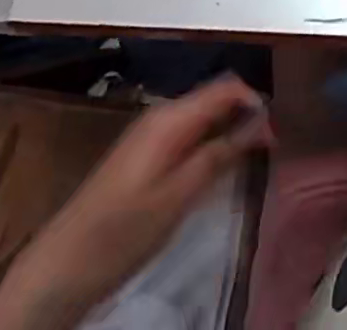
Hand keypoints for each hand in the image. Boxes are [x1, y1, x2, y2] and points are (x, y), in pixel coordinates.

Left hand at [0, 76, 272, 329]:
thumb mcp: (180, 195)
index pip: (223, 86)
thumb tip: (260, 123)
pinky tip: (218, 167)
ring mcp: (151, 131)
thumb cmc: (125, 228)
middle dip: (244, 114)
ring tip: (252, 157)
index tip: (278, 126)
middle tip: (270, 146)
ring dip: (228, 128)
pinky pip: (188, 132)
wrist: (68, 260)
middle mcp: (161, 114)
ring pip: (202, 115)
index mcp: (169, 117)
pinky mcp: (146, 150)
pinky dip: (210, 141)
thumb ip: (219, 154)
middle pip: (213, 97)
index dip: (254, 99)